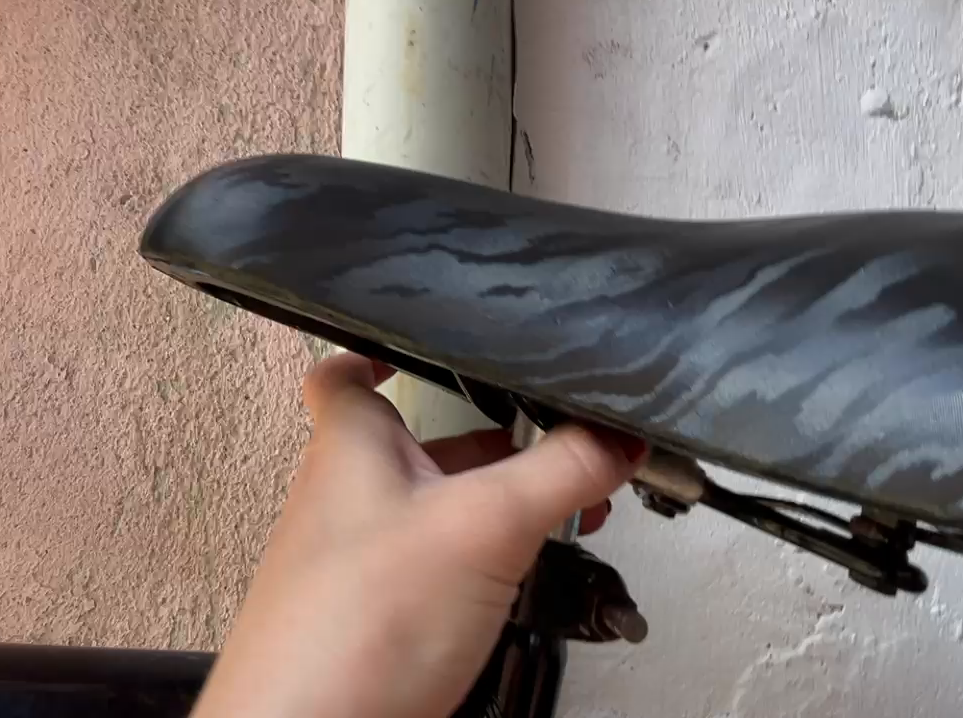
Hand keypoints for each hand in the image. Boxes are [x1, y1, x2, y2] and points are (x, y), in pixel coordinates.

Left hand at [191, 353, 645, 717]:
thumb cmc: (356, 625)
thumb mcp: (483, 526)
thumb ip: (559, 474)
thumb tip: (617, 436)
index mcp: (351, 443)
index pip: (345, 368)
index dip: (377, 346)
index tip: (423, 338)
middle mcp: (348, 490)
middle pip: (419, 437)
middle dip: (486, 435)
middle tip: (546, 435)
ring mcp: (360, 552)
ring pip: (435, 501)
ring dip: (494, 496)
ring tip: (564, 504)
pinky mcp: (379, 609)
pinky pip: (436, 558)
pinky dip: (482, 552)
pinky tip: (525, 574)